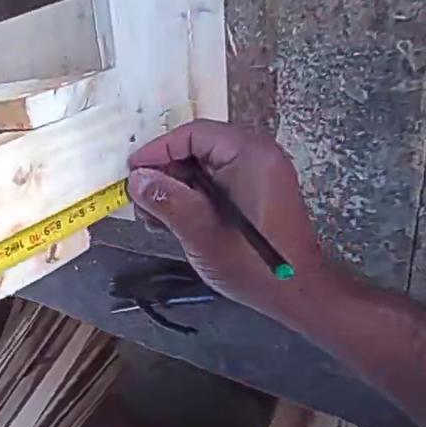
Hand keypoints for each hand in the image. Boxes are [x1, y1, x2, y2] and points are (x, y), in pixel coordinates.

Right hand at [127, 120, 337, 325]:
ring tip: (154, 217)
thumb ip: (167, 201)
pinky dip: (188, 197)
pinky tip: (173, 220)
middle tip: (140, 199)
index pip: (194, 134)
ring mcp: (255, 174)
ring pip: (200, 168)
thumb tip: (137, 180)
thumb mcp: (201, 232)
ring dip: (172, 188)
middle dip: (163, 173)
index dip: (157, 151)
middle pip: (195, 149)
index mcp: (250, 156)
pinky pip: (211, 182)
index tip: (132, 172)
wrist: (293, 292)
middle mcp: (256, 156)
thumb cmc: (253, 264)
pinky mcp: (251, 191)